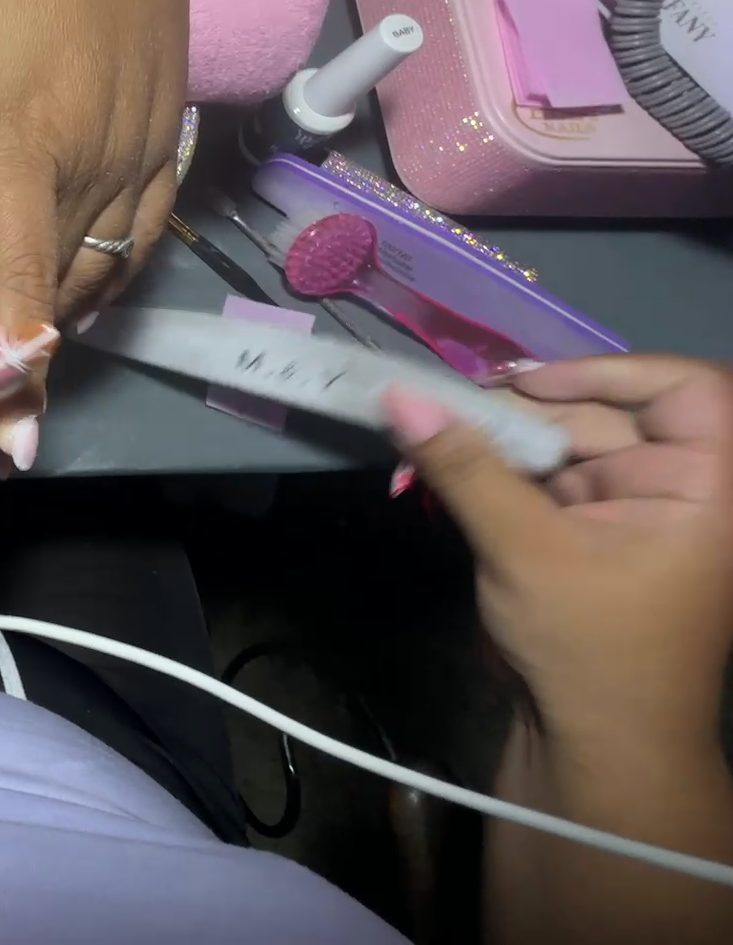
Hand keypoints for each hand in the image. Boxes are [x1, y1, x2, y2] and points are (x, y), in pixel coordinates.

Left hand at [0, 0, 217, 468]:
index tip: (10, 429)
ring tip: (19, 371)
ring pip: (96, 274)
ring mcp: (136, 157)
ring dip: (56, 324)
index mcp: (21, 149)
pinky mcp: (163, 143)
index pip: (16, 277)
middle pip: (56, 291)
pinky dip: (101, 280)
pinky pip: (138, 240)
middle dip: (26, 359)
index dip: (11, 359)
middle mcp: (90, 168)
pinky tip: (68, 299)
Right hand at [387, 356, 732, 744]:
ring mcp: (615, 505)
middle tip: (430, 424)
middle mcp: (667, 484)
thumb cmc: (590, 640)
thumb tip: (400, 398)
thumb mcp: (524, 547)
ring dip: (478, 447)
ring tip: (416, 454)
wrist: (586, 729)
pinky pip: (520, 477)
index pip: (682, 391)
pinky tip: (427, 476)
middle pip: (590, 416)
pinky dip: (474, 473)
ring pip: (543, 445)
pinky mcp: (567, 525)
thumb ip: (463, 468)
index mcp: (704, 485)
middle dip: (507, 417)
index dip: (603, 372)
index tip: (515, 385)